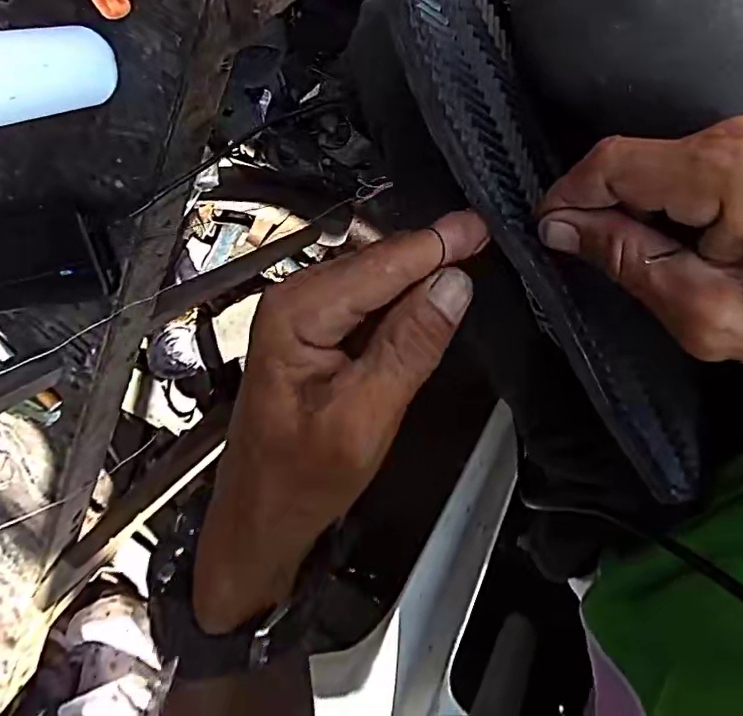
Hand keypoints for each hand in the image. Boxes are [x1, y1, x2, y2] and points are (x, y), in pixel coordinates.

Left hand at [192, 211, 488, 634]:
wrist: (260, 516)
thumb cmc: (299, 480)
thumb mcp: (364, 419)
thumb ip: (409, 347)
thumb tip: (453, 285)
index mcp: (297, 312)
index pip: (382, 264)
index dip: (437, 243)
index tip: (479, 227)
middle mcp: (296, 298)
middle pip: (378, 260)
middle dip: (432, 249)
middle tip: (481, 238)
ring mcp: (304, 310)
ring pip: (377, 274)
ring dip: (422, 267)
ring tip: (466, 255)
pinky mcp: (318, 325)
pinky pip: (371, 296)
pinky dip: (406, 291)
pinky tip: (431, 291)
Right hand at [534, 116, 742, 391]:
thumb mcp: (705, 312)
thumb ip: (626, 260)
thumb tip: (561, 228)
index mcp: (728, 171)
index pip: (614, 165)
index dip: (568, 198)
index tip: (547, 236)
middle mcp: (736, 135)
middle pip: (627, 160)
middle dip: (599, 210)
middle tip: (597, 263)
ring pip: (646, 164)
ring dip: (628, 211)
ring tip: (645, 261)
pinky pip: (672, 167)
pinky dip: (655, 204)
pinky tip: (673, 244)